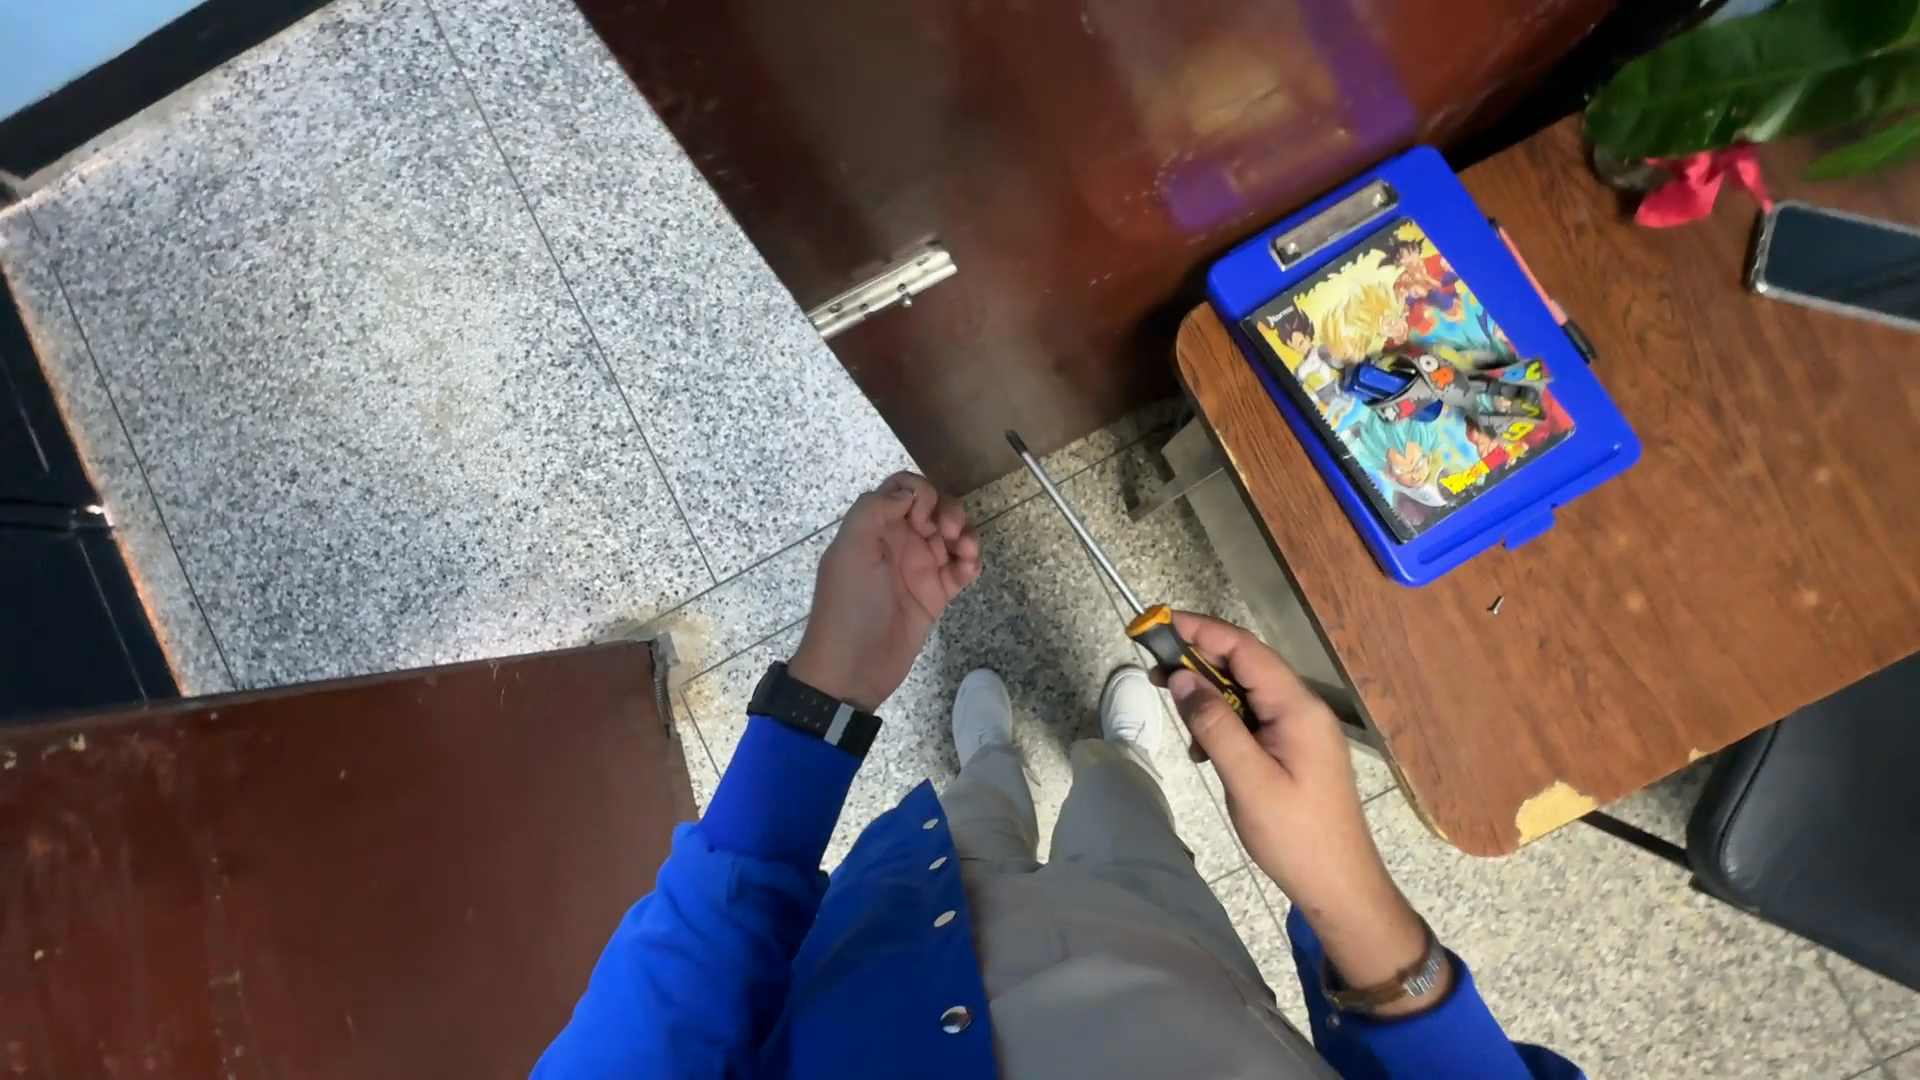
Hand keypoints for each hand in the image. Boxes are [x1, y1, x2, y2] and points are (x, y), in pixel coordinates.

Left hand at [788, 473, 980, 712]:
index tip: (921, 517)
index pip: (903, 489)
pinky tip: (967, 570)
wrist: (853, 668)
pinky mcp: (936, 594)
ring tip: (965, 553)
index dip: (920, 492)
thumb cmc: (848, 606)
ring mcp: (919, 568)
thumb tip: (909, 494)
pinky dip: (970, 563)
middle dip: (948, 512)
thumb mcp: (850, 551)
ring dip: (966, 536)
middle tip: (948, 533)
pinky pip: (961, 568)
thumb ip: (874, 510)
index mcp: (874, 527)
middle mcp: (898, 542)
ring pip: (952, 536)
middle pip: (934, 508)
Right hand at [1164, 612, 1439, 1009]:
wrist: (1341, 888)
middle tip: (1153, 670)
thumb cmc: (1295, 836)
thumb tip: (1180, 676)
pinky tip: (1203, 747)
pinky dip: (1220, 719)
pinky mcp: (1291, 746)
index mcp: (1296, 707)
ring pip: (1244, 689)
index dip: (1200, 630)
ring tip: (1175, 709)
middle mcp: (1300, 707)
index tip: (1158, 624)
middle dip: (1197, 659)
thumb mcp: (1247, 779)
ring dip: (1206, 692)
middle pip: (1244, 663)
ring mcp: (1298, 727)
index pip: (1244, 649)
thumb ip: (1213, 723)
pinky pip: (1249, 715)